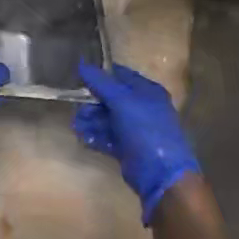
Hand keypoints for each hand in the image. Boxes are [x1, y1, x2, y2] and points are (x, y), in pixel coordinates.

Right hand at [75, 62, 200, 224]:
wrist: (161, 174)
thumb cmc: (145, 129)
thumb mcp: (123, 101)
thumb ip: (102, 83)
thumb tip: (82, 64)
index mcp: (147, 92)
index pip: (121, 76)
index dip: (101, 75)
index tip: (79, 77)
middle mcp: (142, 108)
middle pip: (111, 99)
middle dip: (92, 103)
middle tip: (76, 108)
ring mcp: (135, 129)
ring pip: (107, 119)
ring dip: (91, 121)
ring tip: (77, 127)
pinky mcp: (128, 148)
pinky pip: (108, 137)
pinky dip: (96, 136)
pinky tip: (84, 139)